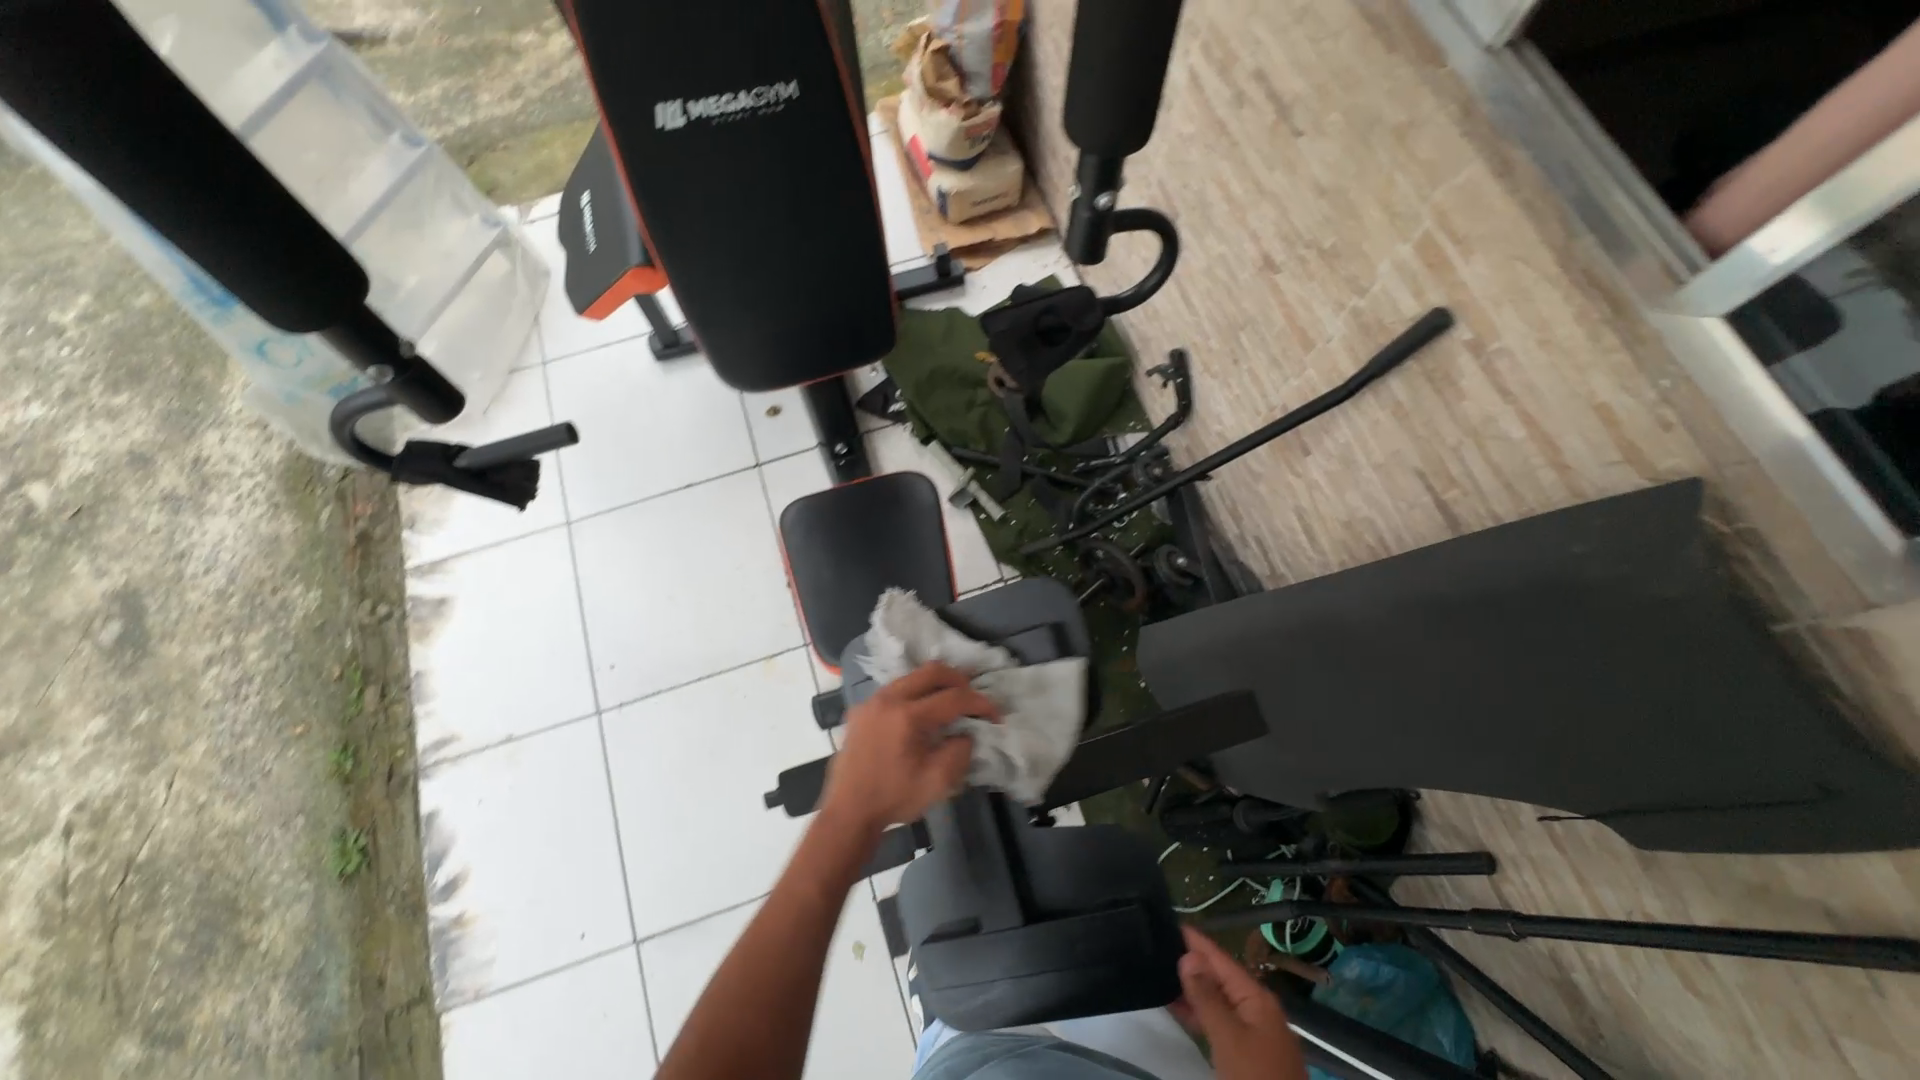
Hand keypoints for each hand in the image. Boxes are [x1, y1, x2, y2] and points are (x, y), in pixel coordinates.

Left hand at [819, 663, 996, 834]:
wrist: (848, 812)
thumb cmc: (894, 798)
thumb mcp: (938, 782)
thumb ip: (960, 751)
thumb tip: (964, 733)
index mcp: (907, 716)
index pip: (953, 698)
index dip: (980, 704)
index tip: (995, 716)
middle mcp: (887, 699)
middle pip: (931, 672)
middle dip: (959, 680)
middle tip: (974, 696)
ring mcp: (870, 702)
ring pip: (911, 677)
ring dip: (935, 685)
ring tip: (950, 702)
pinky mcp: (860, 711)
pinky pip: (894, 691)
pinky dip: (914, 694)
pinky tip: (921, 714)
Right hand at [1171, 927, 1307, 1079]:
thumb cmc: (1256, 1077)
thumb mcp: (1228, 1037)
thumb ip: (1207, 997)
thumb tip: (1187, 955)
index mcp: (1255, 997)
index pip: (1221, 959)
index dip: (1196, 941)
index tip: (1169, 921)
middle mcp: (1256, 1007)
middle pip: (1220, 977)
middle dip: (1191, 962)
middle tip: (1157, 945)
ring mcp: (1252, 1030)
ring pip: (1217, 999)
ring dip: (1191, 987)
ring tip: (1159, 971)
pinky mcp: (1246, 1049)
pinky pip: (1218, 1020)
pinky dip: (1198, 1012)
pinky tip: (1176, 1007)